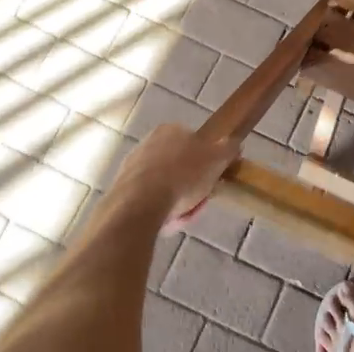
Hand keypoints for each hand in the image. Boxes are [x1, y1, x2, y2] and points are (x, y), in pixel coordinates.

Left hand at [101, 125, 238, 232]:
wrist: (138, 206)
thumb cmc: (182, 176)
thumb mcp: (216, 160)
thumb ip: (228, 150)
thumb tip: (235, 143)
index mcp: (171, 129)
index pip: (193, 142)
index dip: (205, 162)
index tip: (211, 179)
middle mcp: (148, 142)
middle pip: (178, 165)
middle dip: (190, 184)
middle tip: (198, 200)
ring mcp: (130, 167)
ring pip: (163, 185)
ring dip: (175, 200)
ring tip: (181, 216)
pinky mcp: (119, 190)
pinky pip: (147, 200)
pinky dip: (157, 210)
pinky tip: (164, 223)